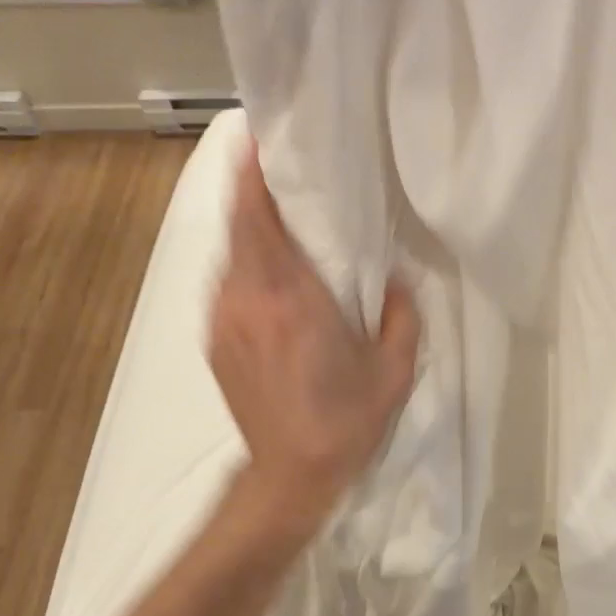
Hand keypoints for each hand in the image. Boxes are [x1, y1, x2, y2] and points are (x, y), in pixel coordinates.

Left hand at [209, 142, 420, 526]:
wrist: (290, 476)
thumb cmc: (346, 424)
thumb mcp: (394, 372)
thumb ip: (400, 315)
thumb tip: (395, 279)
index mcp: (291, 298)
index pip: (259, 214)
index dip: (255, 172)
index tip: (265, 139)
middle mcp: (246, 299)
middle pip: (238, 225)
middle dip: (253, 192)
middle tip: (280, 173)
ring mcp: (222, 320)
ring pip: (229, 256)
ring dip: (249, 234)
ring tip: (278, 225)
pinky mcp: (215, 341)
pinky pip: (226, 287)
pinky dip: (244, 269)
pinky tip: (270, 282)